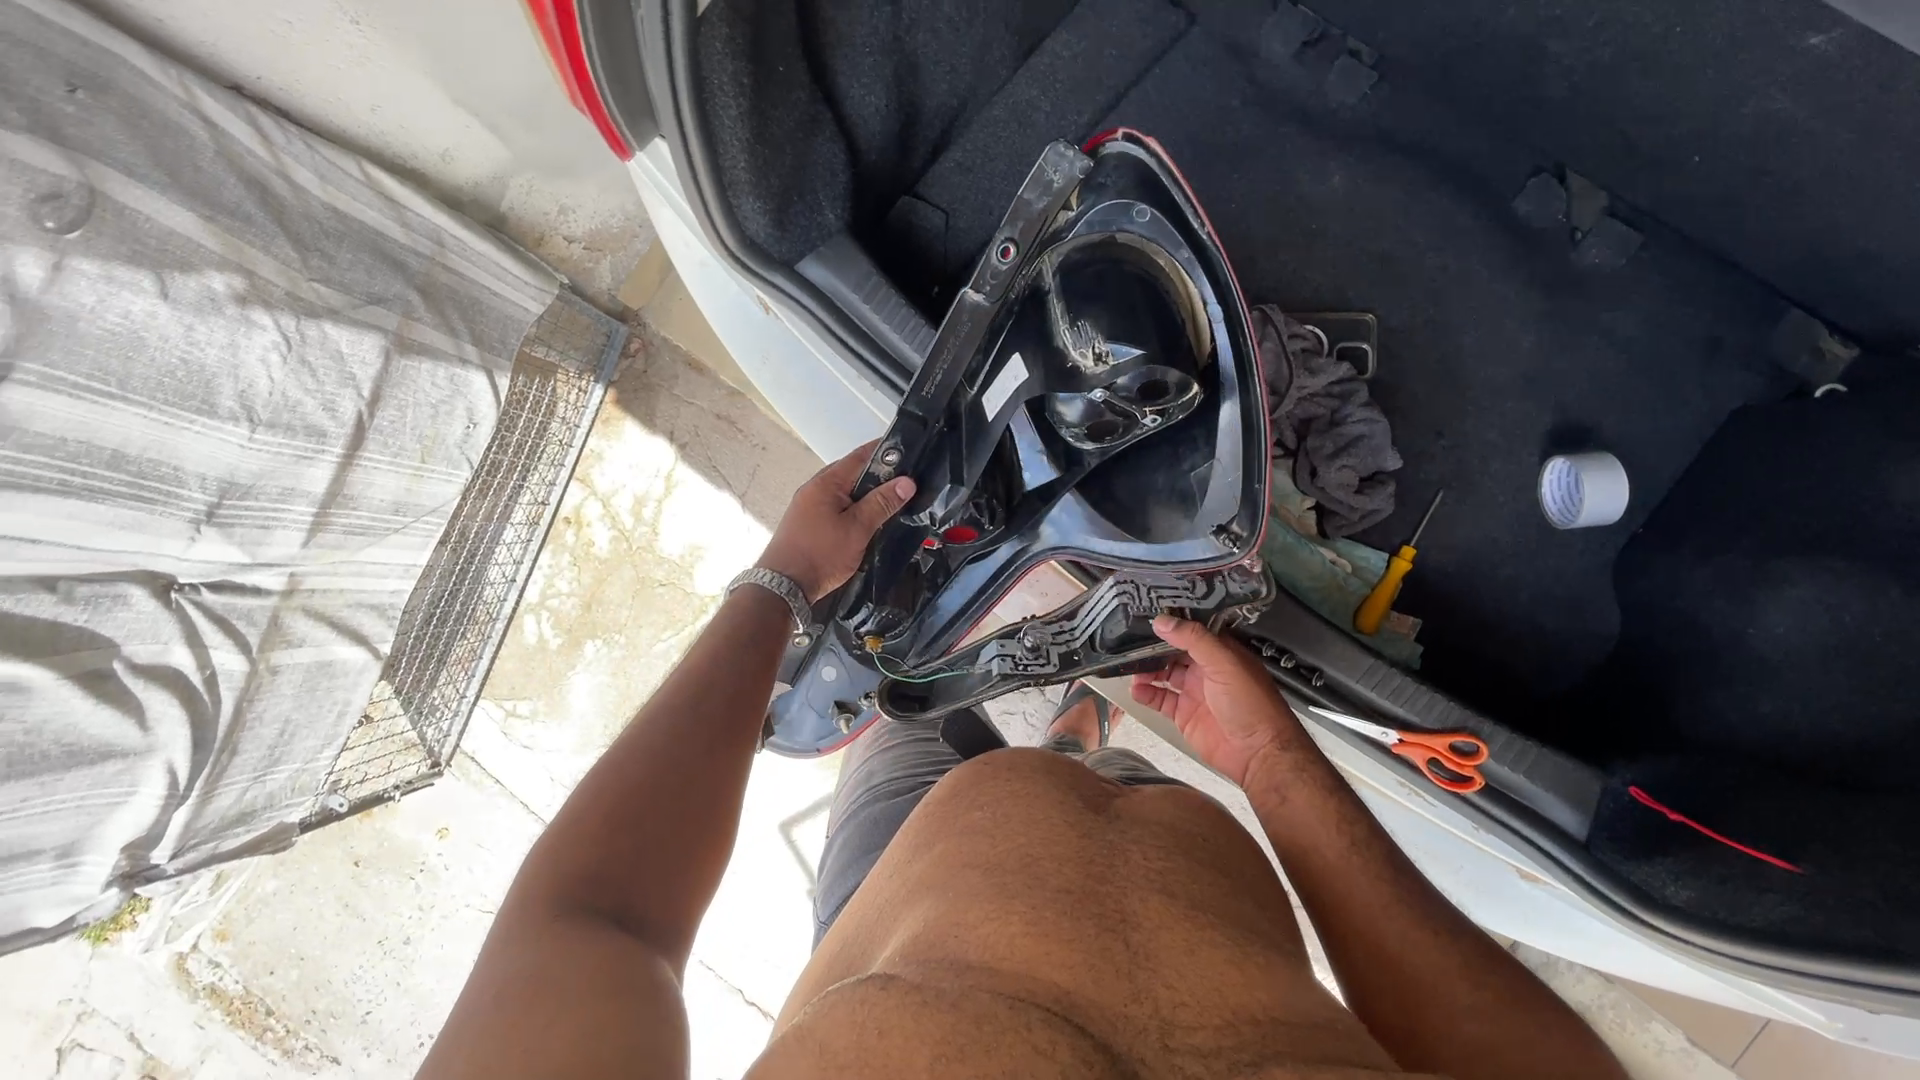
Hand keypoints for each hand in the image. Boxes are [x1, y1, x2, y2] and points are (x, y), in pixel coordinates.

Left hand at [756, 441, 915, 601]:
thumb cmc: (819, 556)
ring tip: (890, 504)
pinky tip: (866, 521)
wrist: (784, 586)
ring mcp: (809, 505)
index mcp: (826, 482)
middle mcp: (815, 488)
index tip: (909, 456)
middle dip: (879, 476)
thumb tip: (906, 483)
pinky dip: (854, 508)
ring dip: (866, 495)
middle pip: (853, 472)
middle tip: (905, 485)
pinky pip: (836, 506)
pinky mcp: (808, 521)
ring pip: (845, 491)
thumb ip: (882, 503)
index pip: (861, 455)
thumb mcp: (858, 529)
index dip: (886, 453)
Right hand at [1129, 615, 1300, 786]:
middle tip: (1132, 645)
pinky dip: (1146, 694)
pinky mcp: (1184, 714)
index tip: (1149, 620)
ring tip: (1131, 668)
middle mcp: (1206, 670)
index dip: (1171, 626)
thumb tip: (1164, 621)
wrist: (1257, 753)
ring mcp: (1194, 692)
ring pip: (1163, 675)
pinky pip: (1160, 700)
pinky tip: (1136, 690)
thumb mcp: (1224, 663)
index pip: (1191, 633)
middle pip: (1173, 653)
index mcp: (1220, 653)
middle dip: (1153, 649)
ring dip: (1146, 671)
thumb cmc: (1253, 706)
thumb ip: (1194, 640)